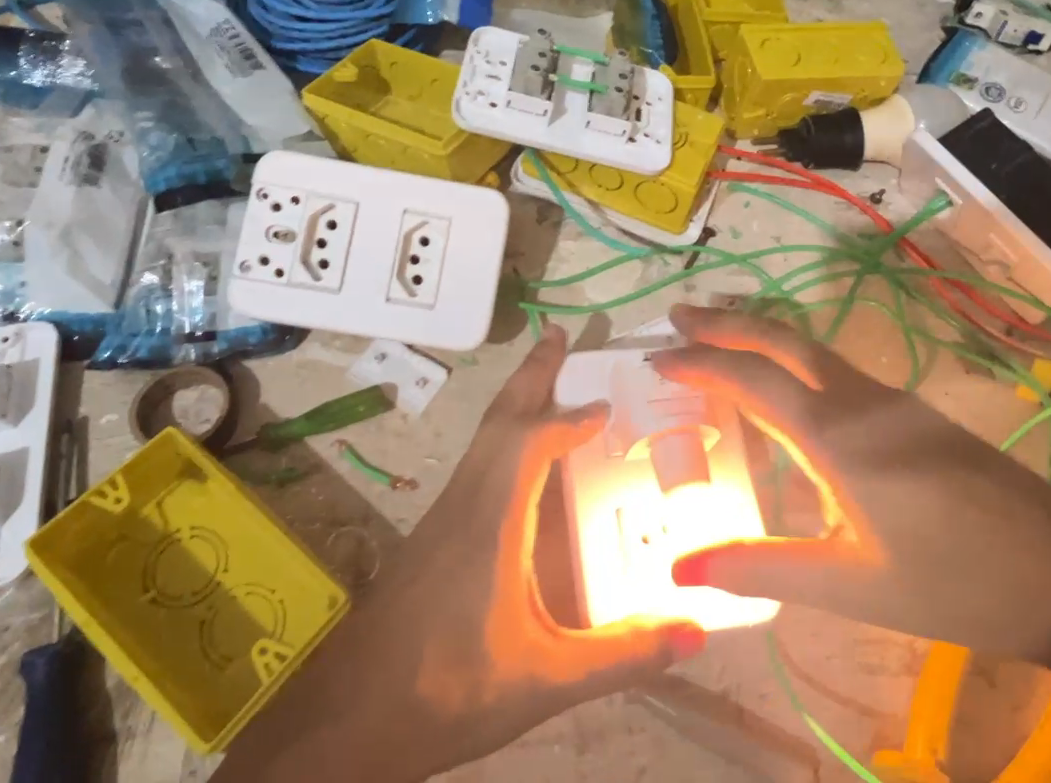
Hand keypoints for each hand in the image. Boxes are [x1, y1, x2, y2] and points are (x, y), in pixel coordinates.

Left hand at [217, 326, 704, 781]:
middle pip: (499, 421)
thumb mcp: (547, 680)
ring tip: (549, 378)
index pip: (529, 445)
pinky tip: (525, 461)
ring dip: (517, 400)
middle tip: (560, 333)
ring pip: (483, 439)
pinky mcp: (436, 534)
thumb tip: (698, 630)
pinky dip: (506, 438)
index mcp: (491, 525)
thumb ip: (622, 655)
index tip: (607, 402)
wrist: (352, 716)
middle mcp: (465, 504)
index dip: (568, 417)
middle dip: (531, 375)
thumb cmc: (449, 689)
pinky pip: (478, 464)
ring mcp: (444, 517)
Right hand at [654, 305, 1050, 676]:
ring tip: (716, 335)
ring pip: (812, 349)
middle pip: (783, 340)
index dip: (699, 363)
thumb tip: (677, 570)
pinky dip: (791, 359)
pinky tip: (783, 387)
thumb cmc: (956, 585)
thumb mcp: (850, 586)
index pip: (752, 379)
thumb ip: (760, 569)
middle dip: (726, 322)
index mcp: (838, 438)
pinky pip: (835, 370)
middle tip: (676, 315)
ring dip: (759, 334)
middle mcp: (862, 404)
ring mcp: (893, 404)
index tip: (654, 358)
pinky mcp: (914, 417)